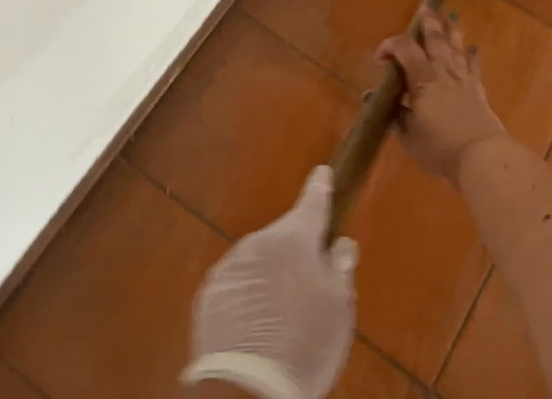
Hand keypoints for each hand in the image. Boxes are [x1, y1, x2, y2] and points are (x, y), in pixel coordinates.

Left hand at [181, 167, 357, 398]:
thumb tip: (340, 244)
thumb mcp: (339, 306)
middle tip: (309, 285)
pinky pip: (238, 284)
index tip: (322, 173)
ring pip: (259, 260)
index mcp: (295, 239)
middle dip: (295, 251)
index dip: (320, 189)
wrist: (248, 390)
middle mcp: (259, 242)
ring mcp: (231, 267)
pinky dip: (248, 294)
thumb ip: (340, 268)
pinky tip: (257, 325)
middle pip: (283, 237)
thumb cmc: (306, 344)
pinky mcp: (210, 295)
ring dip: (270, 273)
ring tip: (281, 315)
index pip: (312, 203)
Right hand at [376, 8, 509, 181]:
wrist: (481, 155)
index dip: (390, 46)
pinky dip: (472, 55)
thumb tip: (372, 96)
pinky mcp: (478, 90)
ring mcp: (464, 79)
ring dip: (452, 30)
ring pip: (457, 46)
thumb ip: (393, 113)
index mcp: (423, 79)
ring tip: (451, 16)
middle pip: (436, 39)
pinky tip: (473, 48)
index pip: (405, 49)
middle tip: (426, 5)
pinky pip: (474, 65)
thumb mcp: (407, 134)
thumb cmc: (439, 147)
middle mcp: (443, 71)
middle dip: (429, 22)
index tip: (380, 58)